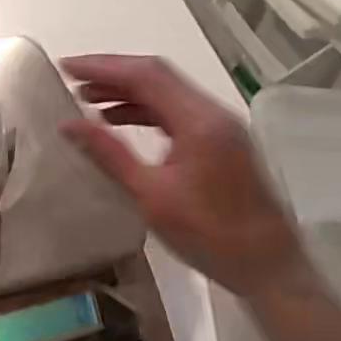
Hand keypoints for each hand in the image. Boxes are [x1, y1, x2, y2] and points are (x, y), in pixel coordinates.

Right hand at [59, 55, 315, 300]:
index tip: (66, 67)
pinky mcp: (221, 140)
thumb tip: (67, 124)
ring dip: (126, 89)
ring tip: (87, 98)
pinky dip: (143, 106)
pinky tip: (118, 119)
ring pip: (165, 90)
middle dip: (111, 71)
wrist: (273, 273)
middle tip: (73, 77)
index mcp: (199, 122)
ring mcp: (220, 125)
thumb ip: (107, 153)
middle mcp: (212, 113)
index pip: (144, 75)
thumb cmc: (211, 236)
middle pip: (155, 74)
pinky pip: (175, 109)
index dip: (101, 67)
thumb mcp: (150, 195)